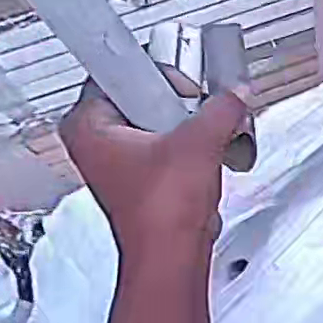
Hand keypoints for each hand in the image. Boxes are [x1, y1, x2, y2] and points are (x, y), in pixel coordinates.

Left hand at [58, 66, 248, 250]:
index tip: (183, 81)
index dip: (157, 74)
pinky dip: (190, 144)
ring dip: (189, 124)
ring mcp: (120, 159)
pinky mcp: (143, 174)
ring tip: (207, 135)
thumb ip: (222, 110)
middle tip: (200, 109)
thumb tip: (235, 95)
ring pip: (159, 120)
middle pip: (143, 95)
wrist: (172, 250)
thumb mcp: (200, 142)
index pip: (117, 72)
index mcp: (87, 125)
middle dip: (179, 101)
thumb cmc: (162, 208)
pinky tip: (208, 153)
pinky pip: (168, 142)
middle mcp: (96, 140)